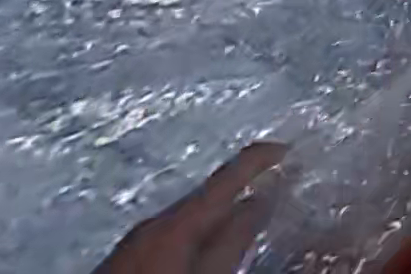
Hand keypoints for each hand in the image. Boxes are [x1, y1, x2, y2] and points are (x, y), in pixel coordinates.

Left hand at [93, 142, 285, 273]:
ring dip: (218, 213)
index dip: (265, 155)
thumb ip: (239, 234)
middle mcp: (156, 220)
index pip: (232, 169)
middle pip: (209, 193)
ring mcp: (133, 243)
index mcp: (181, 217)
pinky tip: (202, 246)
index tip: (291, 148)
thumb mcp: (209, 273)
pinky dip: (195, 231)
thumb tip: (268, 194)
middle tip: (275, 189)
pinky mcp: (119, 263)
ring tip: (243, 221)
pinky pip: (169, 234)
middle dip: (242, 188)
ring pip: (189, 215)